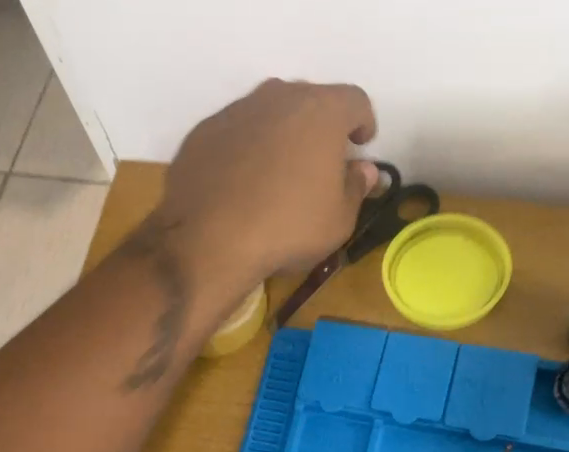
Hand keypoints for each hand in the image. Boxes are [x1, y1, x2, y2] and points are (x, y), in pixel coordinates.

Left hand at [153, 79, 379, 288]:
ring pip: (270, 114)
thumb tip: (363, 169)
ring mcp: (237, 110)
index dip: (363, 122)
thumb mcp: (338, 220)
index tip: (361, 143)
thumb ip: (356, 188)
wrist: (209, 239)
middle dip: (320, 127)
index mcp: (321, 111)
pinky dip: (247, 151)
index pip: (355, 101)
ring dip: (281, 136)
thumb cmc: (288, 228)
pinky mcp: (205, 131)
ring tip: (280, 175)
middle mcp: (279, 97)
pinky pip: (237, 134)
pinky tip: (244, 185)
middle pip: (310, 101)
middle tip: (321, 162)